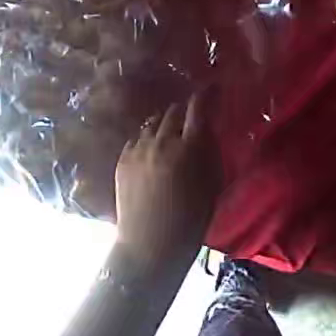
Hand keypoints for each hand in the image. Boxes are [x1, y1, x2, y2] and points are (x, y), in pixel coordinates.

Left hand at [114, 92, 221, 272]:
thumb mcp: (213, 185)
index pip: (199, 107)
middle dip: (185, 111)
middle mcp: (162, 141)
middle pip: (173, 111)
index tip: (213, 89)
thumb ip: (211, 153)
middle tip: (192, 118)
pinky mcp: (122, 159)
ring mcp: (138, 149)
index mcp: (190, 147)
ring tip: (171, 135)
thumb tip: (208, 130)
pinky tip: (154, 152)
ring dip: (165, 125)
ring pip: (153, 123)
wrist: (150, 245)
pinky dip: (148, 140)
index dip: (207, 94)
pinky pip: (138, 138)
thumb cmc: (191, 220)